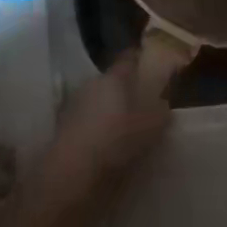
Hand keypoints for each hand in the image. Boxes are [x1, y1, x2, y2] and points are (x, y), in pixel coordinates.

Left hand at [43, 48, 173, 190]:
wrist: (74, 168)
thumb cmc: (118, 140)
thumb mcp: (151, 127)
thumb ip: (161, 112)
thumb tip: (163, 104)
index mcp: (114, 78)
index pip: (128, 58)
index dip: (139, 58)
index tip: (149, 62)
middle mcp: (91, 83)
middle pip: (111, 79)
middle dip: (124, 88)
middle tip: (140, 101)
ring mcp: (74, 102)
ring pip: (97, 98)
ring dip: (108, 107)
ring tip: (123, 125)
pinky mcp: (63, 123)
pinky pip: (86, 116)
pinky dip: (96, 123)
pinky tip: (105, 140)